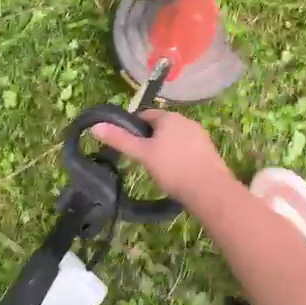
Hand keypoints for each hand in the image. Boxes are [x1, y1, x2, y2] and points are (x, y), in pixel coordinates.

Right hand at [90, 110, 237, 206]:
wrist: (210, 190)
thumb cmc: (172, 168)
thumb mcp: (142, 154)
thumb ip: (120, 139)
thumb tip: (95, 126)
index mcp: (169, 117)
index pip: (145, 114)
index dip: (133, 128)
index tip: (128, 145)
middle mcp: (186, 121)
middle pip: (160, 126)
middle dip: (150, 139)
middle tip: (141, 159)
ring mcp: (200, 135)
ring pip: (174, 138)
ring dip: (165, 148)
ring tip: (158, 169)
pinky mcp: (209, 151)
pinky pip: (187, 149)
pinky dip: (179, 157)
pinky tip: (176, 173)